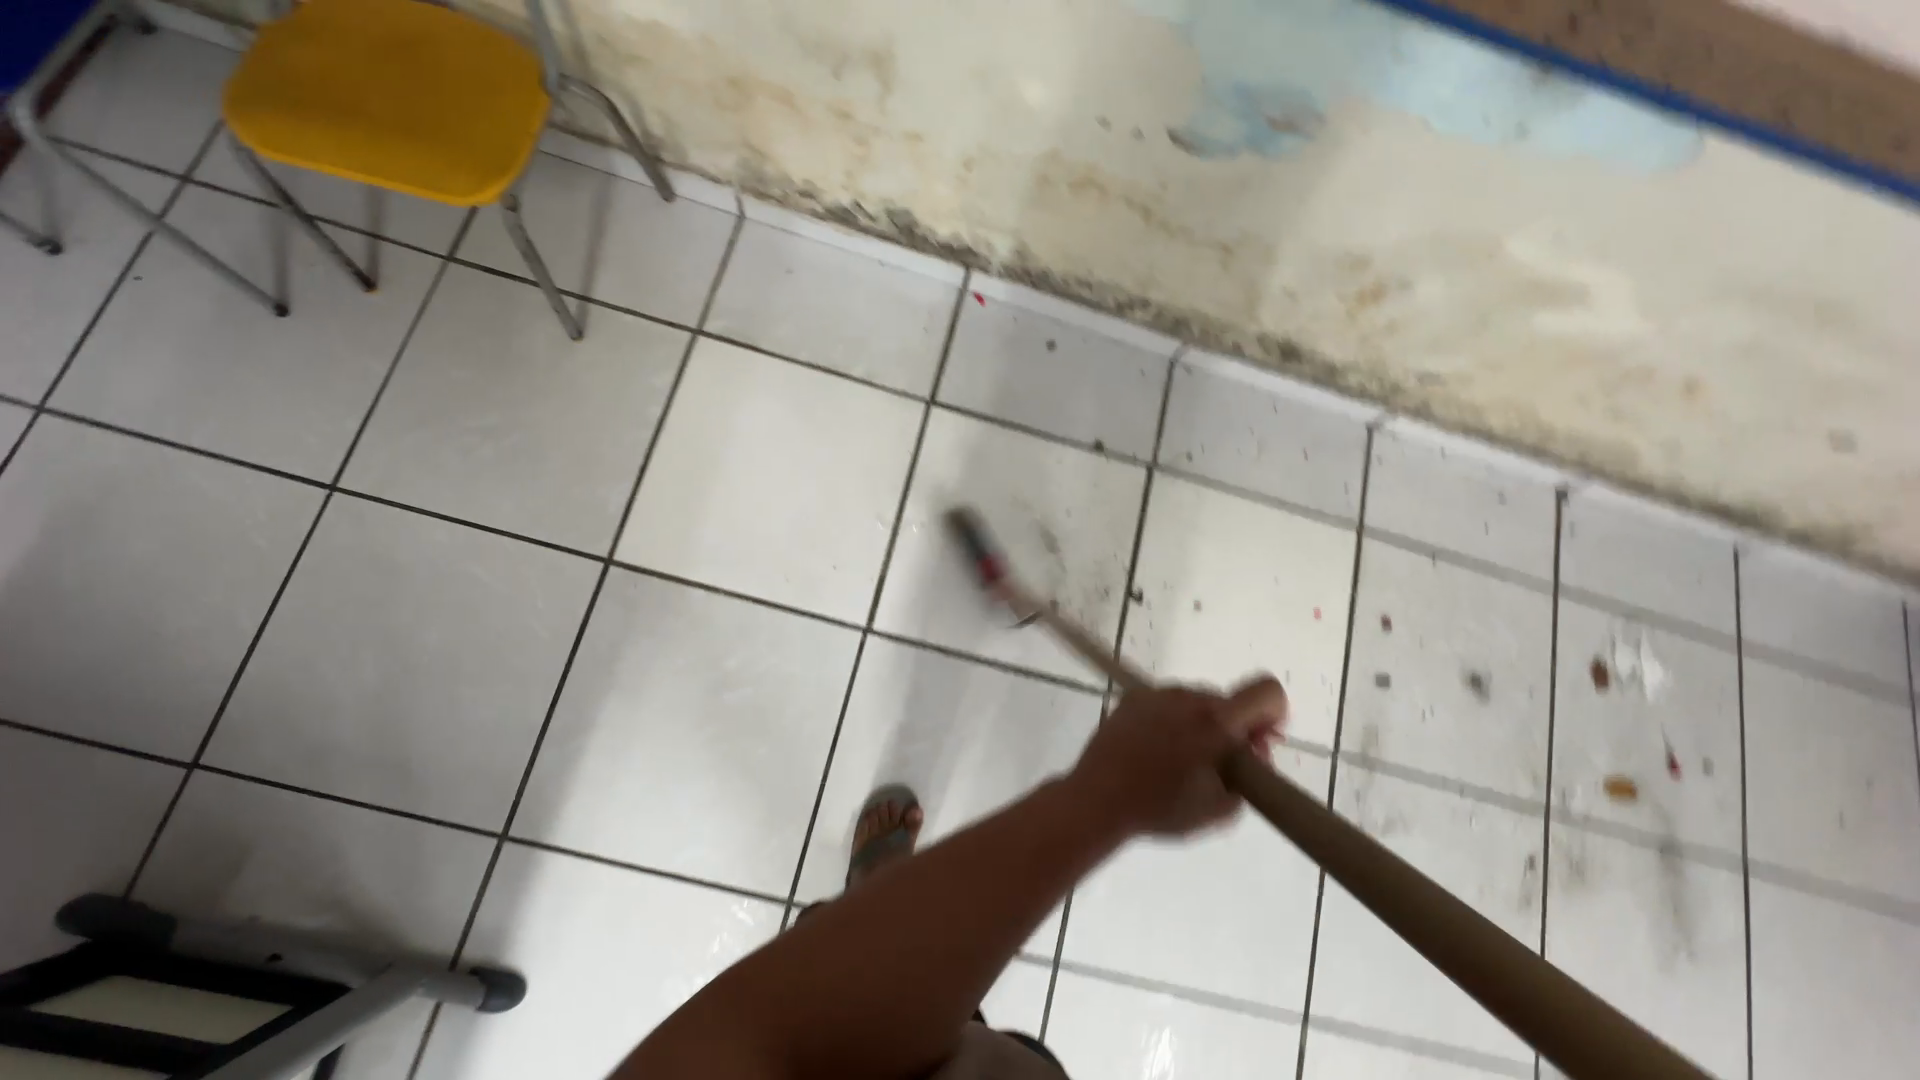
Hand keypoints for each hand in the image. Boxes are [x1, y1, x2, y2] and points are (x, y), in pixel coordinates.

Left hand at [1067, 677, 1287, 836]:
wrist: (1097, 799)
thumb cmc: (1161, 808)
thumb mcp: (1221, 808)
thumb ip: (1248, 779)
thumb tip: (1251, 753)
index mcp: (1216, 721)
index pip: (1266, 691)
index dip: (1273, 713)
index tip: (1260, 741)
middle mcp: (1188, 696)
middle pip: (1229, 701)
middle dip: (1235, 727)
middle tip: (1221, 762)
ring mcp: (1156, 693)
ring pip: (1197, 702)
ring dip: (1202, 724)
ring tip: (1182, 759)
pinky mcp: (1132, 698)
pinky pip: (1167, 703)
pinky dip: (1172, 720)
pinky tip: (1157, 750)